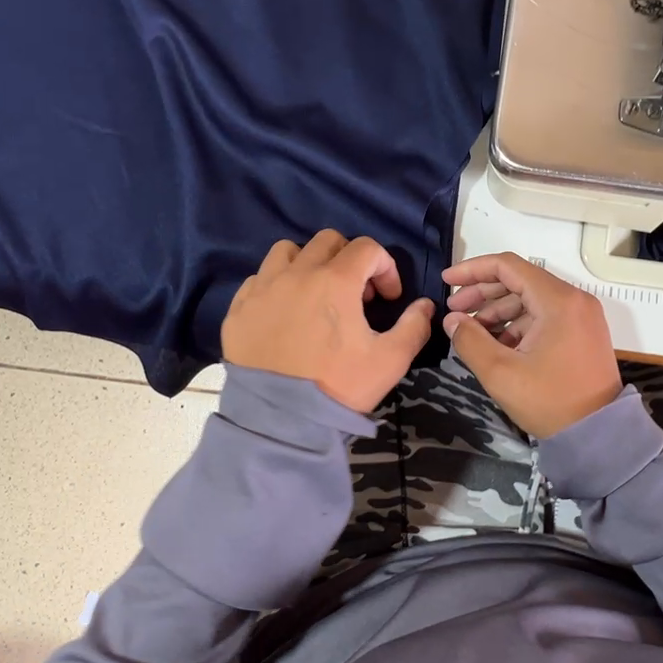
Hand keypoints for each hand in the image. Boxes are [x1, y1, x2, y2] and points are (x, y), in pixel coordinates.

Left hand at [223, 230, 433, 412]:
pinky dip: (277, 285)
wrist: (278, 422)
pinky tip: (285, 312)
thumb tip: (424, 305)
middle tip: (356, 294)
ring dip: (309, 263)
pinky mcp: (238, 309)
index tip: (388, 297)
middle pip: (328, 241)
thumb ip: (414, 326)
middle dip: (349, 259)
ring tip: (315, 293)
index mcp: (335, 281)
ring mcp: (263, 289)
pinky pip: (258, 279)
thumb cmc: (338, 387)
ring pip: (287, 251)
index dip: (385, 267)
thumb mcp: (390, 361)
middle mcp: (297, 274)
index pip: (367, 248)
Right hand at [441, 253, 621, 437]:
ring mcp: (580, 315)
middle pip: (519, 280)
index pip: (508, 266)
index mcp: (558, 300)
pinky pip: (544, 315)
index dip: (472, 270)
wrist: (599, 434)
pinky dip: (517, 324)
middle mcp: (573, 299)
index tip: (447, 282)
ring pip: (530, 299)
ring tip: (470, 331)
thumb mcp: (501, 373)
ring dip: (498, 310)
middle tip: (453, 311)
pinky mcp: (582, 331)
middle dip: (482, 293)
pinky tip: (496, 343)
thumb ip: (470, 340)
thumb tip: (452, 320)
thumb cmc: (550, 401)